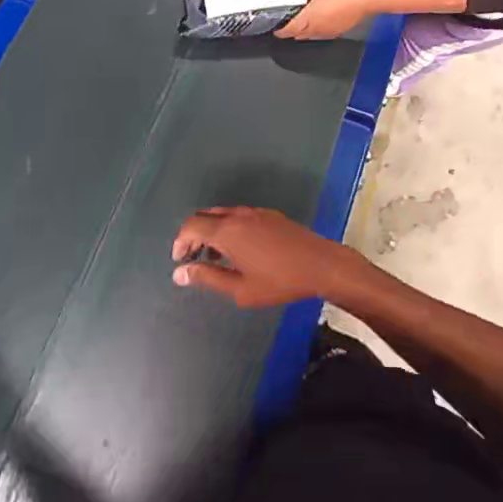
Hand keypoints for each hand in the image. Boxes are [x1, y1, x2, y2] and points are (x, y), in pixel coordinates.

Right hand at [171, 207, 374, 307]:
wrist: (322, 264)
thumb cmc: (279, 281)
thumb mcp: (240, 288)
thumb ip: (208, 278)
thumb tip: (179, 273)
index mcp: (228, 230)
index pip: (192, 226)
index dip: (180, 241)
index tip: (180, 260)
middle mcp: (239, 215)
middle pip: (205, 215)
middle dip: (193, 234)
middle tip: (193, 258)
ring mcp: (257, 212)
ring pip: (224, 215)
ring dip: (212, 231)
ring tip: (215, 259)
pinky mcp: (271, 216)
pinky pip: (240, 216)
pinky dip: (229, 228)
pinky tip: (239, 251)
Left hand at [275, 0, 374, 39]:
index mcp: (309, 18)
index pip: (290, 30)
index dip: (281, 31)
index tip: (277, 30)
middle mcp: (318, 29)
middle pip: (300, 35)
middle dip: (292, 31)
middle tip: (288, 23)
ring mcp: (329, 32)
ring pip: (311, 36)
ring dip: (305, 32)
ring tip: (303, 21)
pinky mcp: (339, 32)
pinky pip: (323, 35)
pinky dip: (317, 30)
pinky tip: (320, 21)